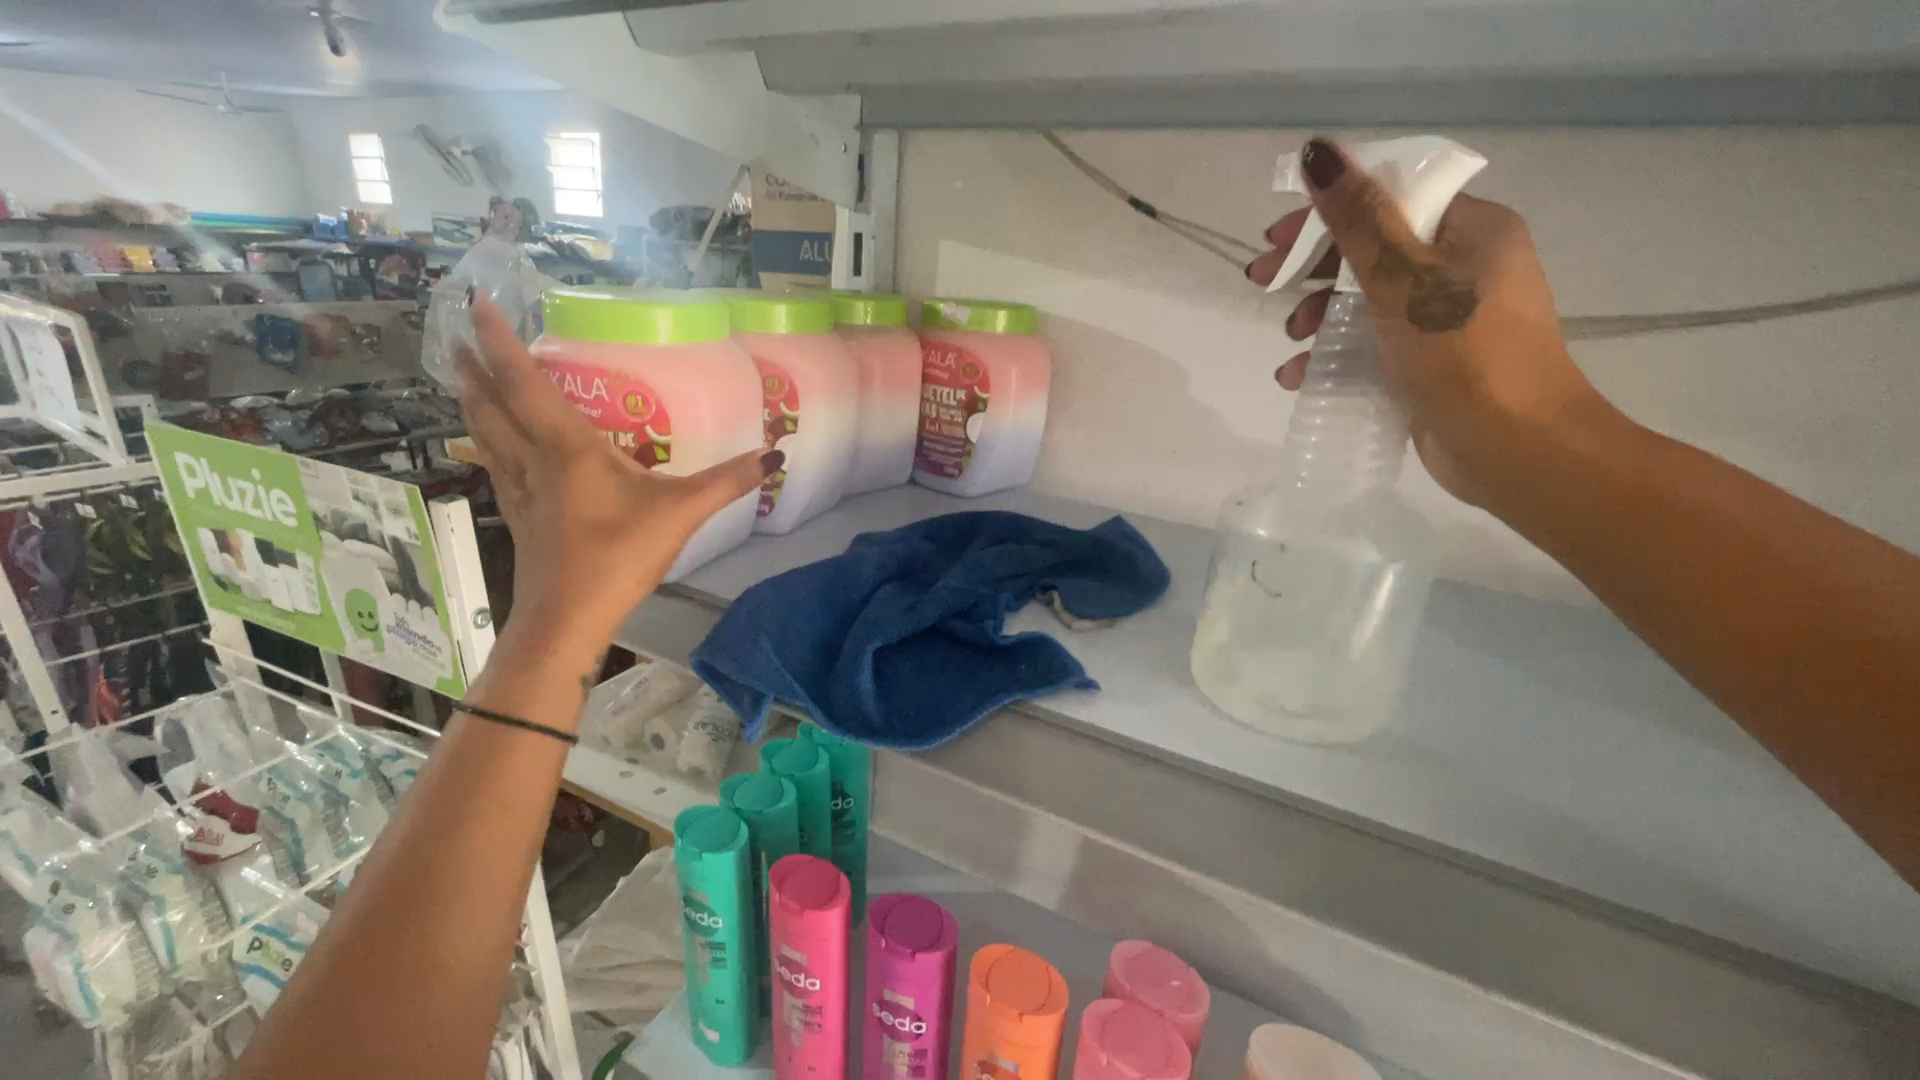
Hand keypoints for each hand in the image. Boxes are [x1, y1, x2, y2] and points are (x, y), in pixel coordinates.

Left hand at [452, 300, 779, 648]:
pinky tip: (490, 447)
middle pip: (492, 404)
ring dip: (472, 400)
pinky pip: (495, 464)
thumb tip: (775, 454)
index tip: (476, 302)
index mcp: (568, 448)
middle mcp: (533, 460)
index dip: (500, 341)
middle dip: (474, 366)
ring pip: (485, 434)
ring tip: (461, 375)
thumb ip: (727, 482)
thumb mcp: (681, 514)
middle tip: (458, 334)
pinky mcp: (518, 517)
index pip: (524, 383)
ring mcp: (519, 490)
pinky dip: (486, 441)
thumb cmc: (619, 557)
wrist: (566, 619)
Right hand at [1246, 138, 1612, 506]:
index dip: (1327, 210)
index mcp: (1471, 230)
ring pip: (1366, 300)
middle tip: (1263, 283)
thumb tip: (1318, 152)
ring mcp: (1446, 318)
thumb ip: (1356, 218)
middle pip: (1371, 248)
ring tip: (1290, 341)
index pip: (1389, 197)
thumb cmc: (1462, 351)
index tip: (1275, 237)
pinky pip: (1373, 343)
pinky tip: (1300, 375)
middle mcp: (1463, 266)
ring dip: (1318, 316)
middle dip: (1312, 269)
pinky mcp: (1430, 361)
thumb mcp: (1401, 278)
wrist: (1514, 446)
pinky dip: (1335, 354)